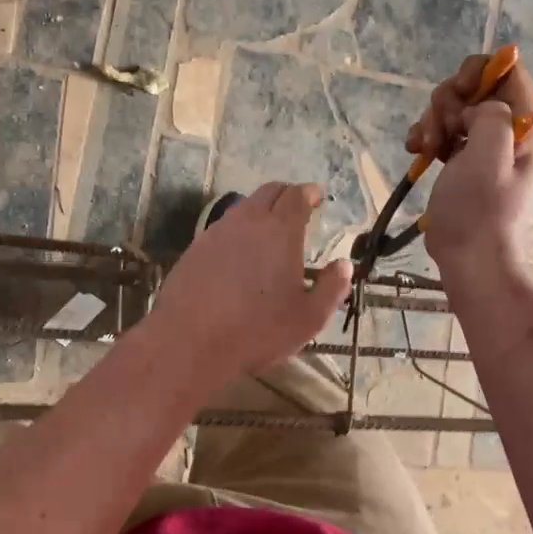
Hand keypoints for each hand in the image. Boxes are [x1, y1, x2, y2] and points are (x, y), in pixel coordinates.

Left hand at [137, 182, 351, 391]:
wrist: (188, 341)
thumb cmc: (256, 330)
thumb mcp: (308, 319)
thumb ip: (332, 289)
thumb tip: (344, 266)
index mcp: (280, 231)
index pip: (297, 196)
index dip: (309, 193)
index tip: (317, 196)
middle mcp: (248, 221)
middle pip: (269, 192)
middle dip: (286, 194)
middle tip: (297, 206)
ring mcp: (217, 232)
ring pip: (244, 208)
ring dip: (261, 211)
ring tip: (270, 231)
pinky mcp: (195, 248)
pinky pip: (223, 228)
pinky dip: (239, 231)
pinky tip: (240, 254)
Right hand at [405, 54, 532, 274]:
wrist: (469, 258)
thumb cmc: (480, 209)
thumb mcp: (489, 154)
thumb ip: (489, 115)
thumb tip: (473, 111)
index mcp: (529, 126)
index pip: (510, 71)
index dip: (478, 73)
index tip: (457, 95)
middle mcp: (513, 130)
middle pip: (477, 88)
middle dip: (449, 103)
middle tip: (439, 131)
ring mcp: (488, 146)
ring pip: (456, 109)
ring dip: (434, 121)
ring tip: (425, 148)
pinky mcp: (466, 161)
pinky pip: (445, 131)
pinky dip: (428, 136)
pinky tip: (417, 151)